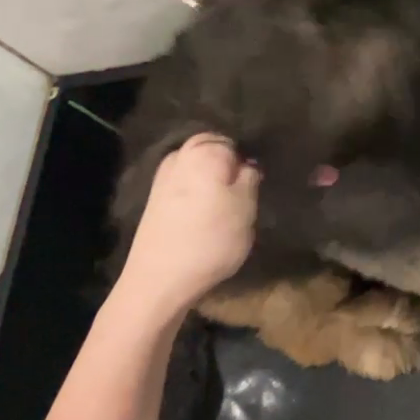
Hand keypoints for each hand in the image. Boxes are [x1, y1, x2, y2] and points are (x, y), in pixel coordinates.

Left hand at [113, 133, 259, 325]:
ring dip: (215, 183)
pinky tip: (207, 217)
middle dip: (231, 168)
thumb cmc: (211, 239)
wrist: (159, 279)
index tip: (263, 181)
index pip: (237, 140)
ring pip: (200, 169)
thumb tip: (248, 163)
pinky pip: (187, 186)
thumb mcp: (246, 208)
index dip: (252, 158)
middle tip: (250, 195)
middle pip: (215, 151)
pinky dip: (200, 196)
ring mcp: (163, 177)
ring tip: (230, 209)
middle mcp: (179, 155)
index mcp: (204, 150)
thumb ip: (250, 177)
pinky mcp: (156, 199)